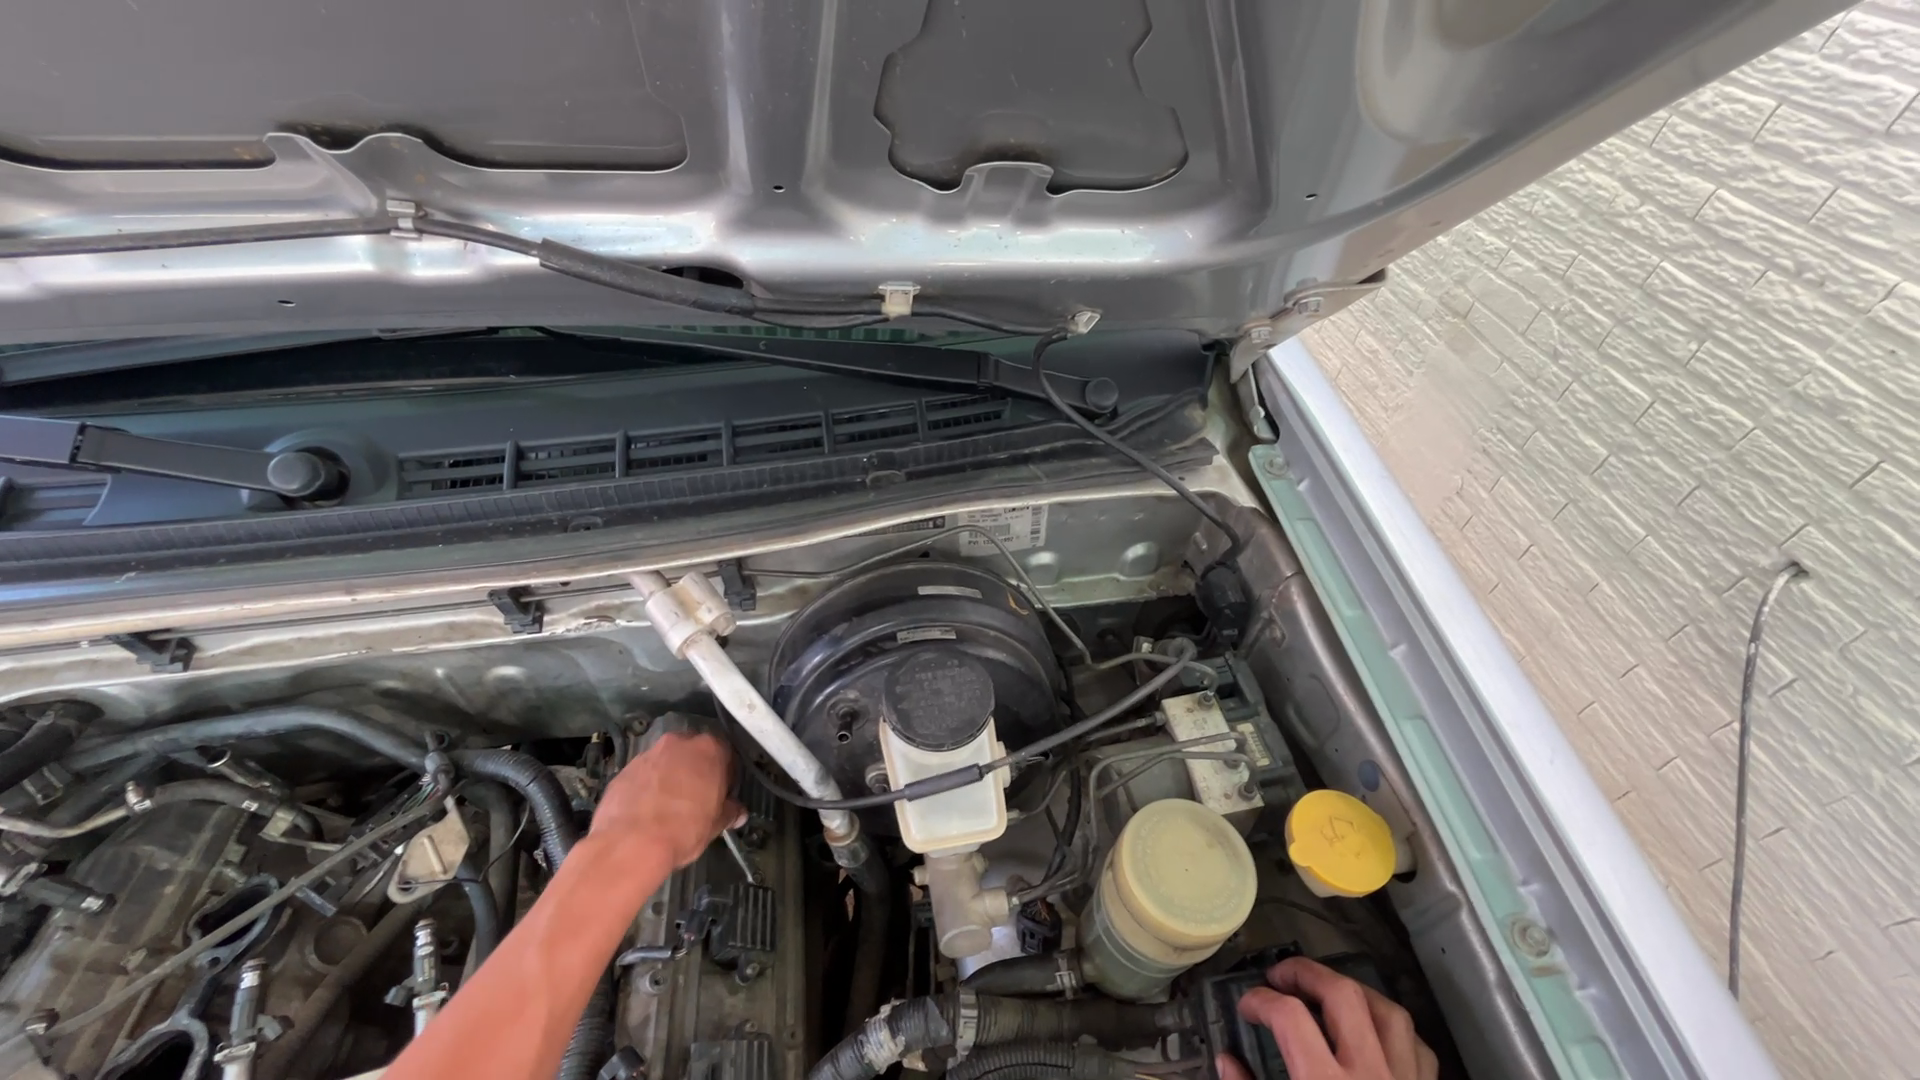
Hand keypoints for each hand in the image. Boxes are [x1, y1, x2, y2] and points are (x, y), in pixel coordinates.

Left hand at [590, 732, 744, 866]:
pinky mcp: (624, 770)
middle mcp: (678, 744)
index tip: (723, 793)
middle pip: (693, 752)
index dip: (726, 775)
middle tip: (697, 797)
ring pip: (666, 761)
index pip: (725, 754)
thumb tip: (738, 813)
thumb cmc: (683, 829)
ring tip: (668, 806)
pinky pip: (643, 775)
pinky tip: (647, 810)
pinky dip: (647, 786)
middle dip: (696, 770)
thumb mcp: (715, 825)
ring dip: (670, 776)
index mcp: (709, 750)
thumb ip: (729, 813)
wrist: (629, 843)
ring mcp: (648, 754)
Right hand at [1215, 957, 1437, 1079]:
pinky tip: (1374, 1034)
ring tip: (1327, 994)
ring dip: (1354, 993)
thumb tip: (1227, 1059)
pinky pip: (1419, 1050)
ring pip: (1388, 1013)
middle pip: (1343, 996)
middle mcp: (1371, 1077)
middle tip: (1280, 979)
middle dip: (1306, 975)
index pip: (1290, 1017)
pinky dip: (1393, 1031)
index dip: (1260, 1001)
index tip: (1248, 1006)